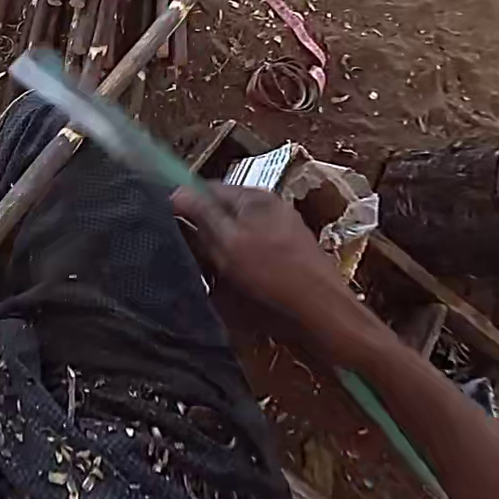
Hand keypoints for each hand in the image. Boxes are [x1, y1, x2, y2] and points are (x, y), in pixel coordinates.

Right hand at [171, 182, 366, 339]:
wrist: (324, 310)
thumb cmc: (272, 273)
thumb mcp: (228, 243)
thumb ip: (202, 214)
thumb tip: (176, 191)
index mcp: (255, 195)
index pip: (209, 187)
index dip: (189, 204)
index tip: (173, 225)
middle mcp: (271, 204)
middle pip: (226, 209)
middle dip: (208, 228)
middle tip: (197, 253)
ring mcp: (284, 226)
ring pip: (240, 229)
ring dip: (225, 245)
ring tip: (217, 269)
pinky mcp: (291, 249)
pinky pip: (255, 245)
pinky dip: (243, 257)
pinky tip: (241, 278)